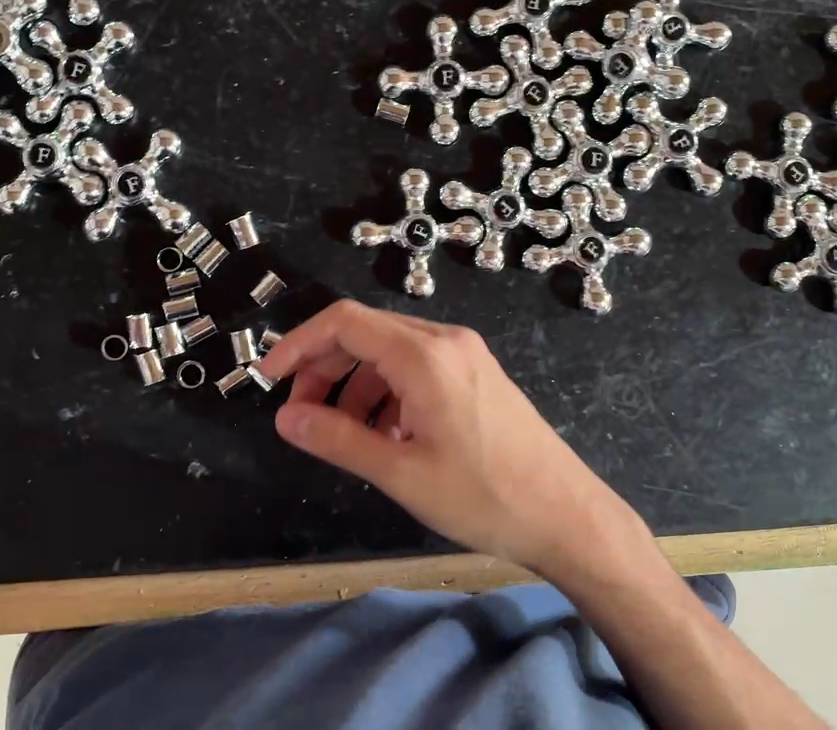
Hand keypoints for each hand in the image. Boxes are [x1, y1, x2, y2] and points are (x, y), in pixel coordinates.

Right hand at [260, 299, 648, 574]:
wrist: (568, 515)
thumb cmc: (483, 496)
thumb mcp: (401, 473)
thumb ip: (337, 439)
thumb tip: (285, 417)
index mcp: (424, 355)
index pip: (344, 322)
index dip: (299, 343)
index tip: (269, 378)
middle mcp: (445, 340)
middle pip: (366, 334)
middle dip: (325, 370)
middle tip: (302, 416)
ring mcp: (465, 355)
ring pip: (390, 353)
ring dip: (356, 387)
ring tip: (348, 438)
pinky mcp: (477, 374)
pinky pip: (417, 369)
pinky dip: (389, 394)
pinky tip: (388, 438)